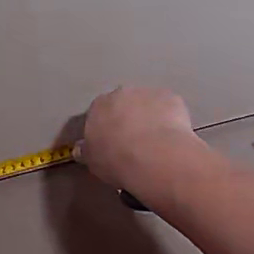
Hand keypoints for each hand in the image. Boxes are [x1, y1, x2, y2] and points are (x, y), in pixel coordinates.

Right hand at [78, 87, 205, 191]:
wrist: (153, 156)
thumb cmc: (116, 160)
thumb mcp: (92, 161)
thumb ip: (86, 150)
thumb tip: (81, 148)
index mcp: (98, 106)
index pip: (99, 112)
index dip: (107, 128)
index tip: (112, 142)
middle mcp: (121, 93)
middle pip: (124, 103)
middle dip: (128, 118)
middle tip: (134, 141)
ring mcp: (147, 92)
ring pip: (147, 103)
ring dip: (149, 116)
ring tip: (156, 141)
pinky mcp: (171, 97)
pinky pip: (169, 107)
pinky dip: (170, 118)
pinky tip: (172, 137)